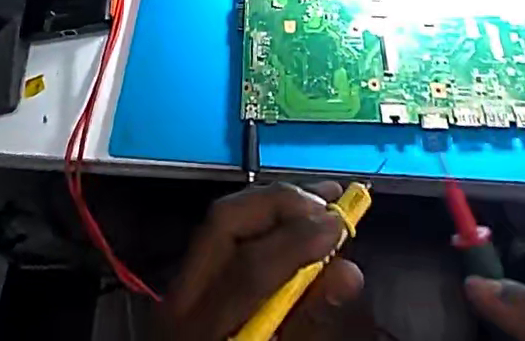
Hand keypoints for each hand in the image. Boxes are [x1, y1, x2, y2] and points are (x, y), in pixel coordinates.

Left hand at [158, 181, 366, 340]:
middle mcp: (180, 298)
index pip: (249, 268)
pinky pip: (223, 234)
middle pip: (224, 222)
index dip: (297, 241)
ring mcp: (176, 287)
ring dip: (273, 203)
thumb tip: (348, 271)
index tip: (341, 224)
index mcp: (203, 331)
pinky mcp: (183, 282)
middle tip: (331, 202)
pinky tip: (291, 218)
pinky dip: (260, 219)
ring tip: (321, 197)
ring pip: (221, 219)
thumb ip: (309, 325)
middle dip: (280, 204)